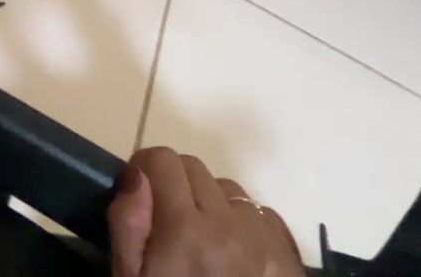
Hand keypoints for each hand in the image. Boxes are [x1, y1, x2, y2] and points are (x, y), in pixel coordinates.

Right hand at [108, 148, 304, 276]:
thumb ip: (128, 225)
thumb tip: (136, 174)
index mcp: (185, 231)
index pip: (163, 159)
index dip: (144, 169)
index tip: (140, 196)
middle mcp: (230, 226)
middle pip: (195, 167)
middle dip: (175, 184)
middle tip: (167, 223)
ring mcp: (266, 244)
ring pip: (229, 189)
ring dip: (210, 203)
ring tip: (203, 243)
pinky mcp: (291, 262)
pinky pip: (262, 215)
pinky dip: (243, 224)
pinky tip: (234, 256)